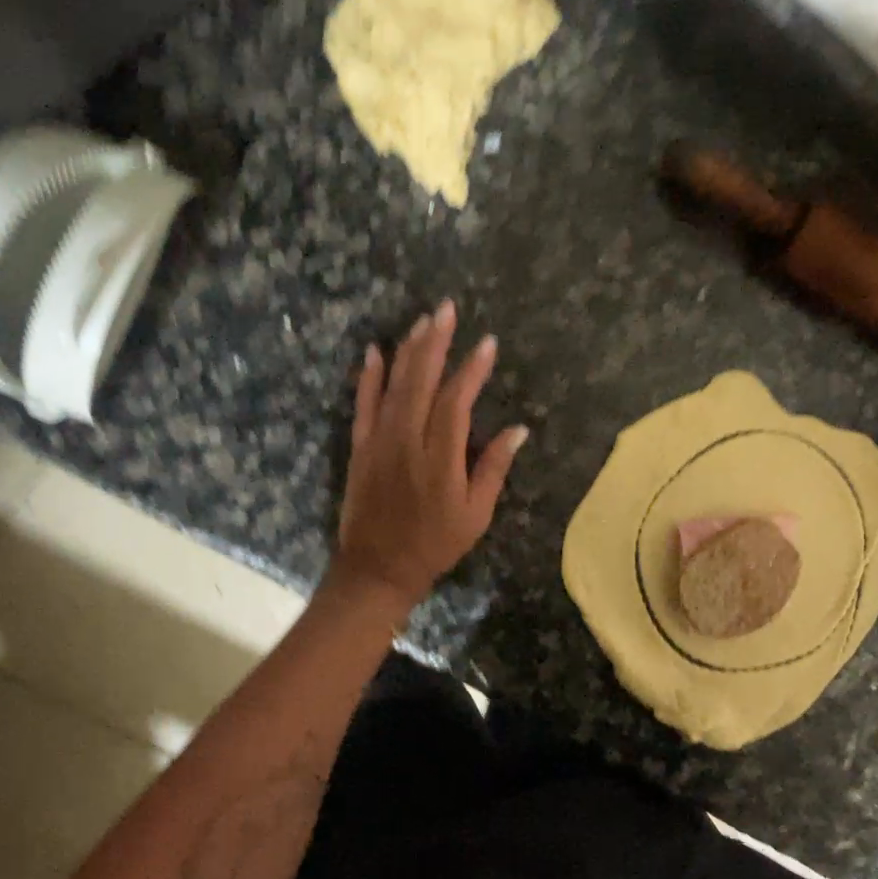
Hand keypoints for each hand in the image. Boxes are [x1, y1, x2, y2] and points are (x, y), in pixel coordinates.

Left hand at [330, 300, 527, 607]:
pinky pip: (363, 404)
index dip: (472, 370)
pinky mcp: (360, 447)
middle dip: (436, 343)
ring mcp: (378, 442)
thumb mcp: (476, 514)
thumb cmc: (435, 544)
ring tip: (423, 321)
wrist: (377, 569)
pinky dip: (369, 377)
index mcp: (440, 459)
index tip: (487, 344)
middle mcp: (406, 442)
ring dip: (408, 350)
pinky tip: (376, 351)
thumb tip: (518, 430)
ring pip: (393, 386)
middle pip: (421, 382)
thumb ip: (493, 468)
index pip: (456, 402)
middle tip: (447, 309)